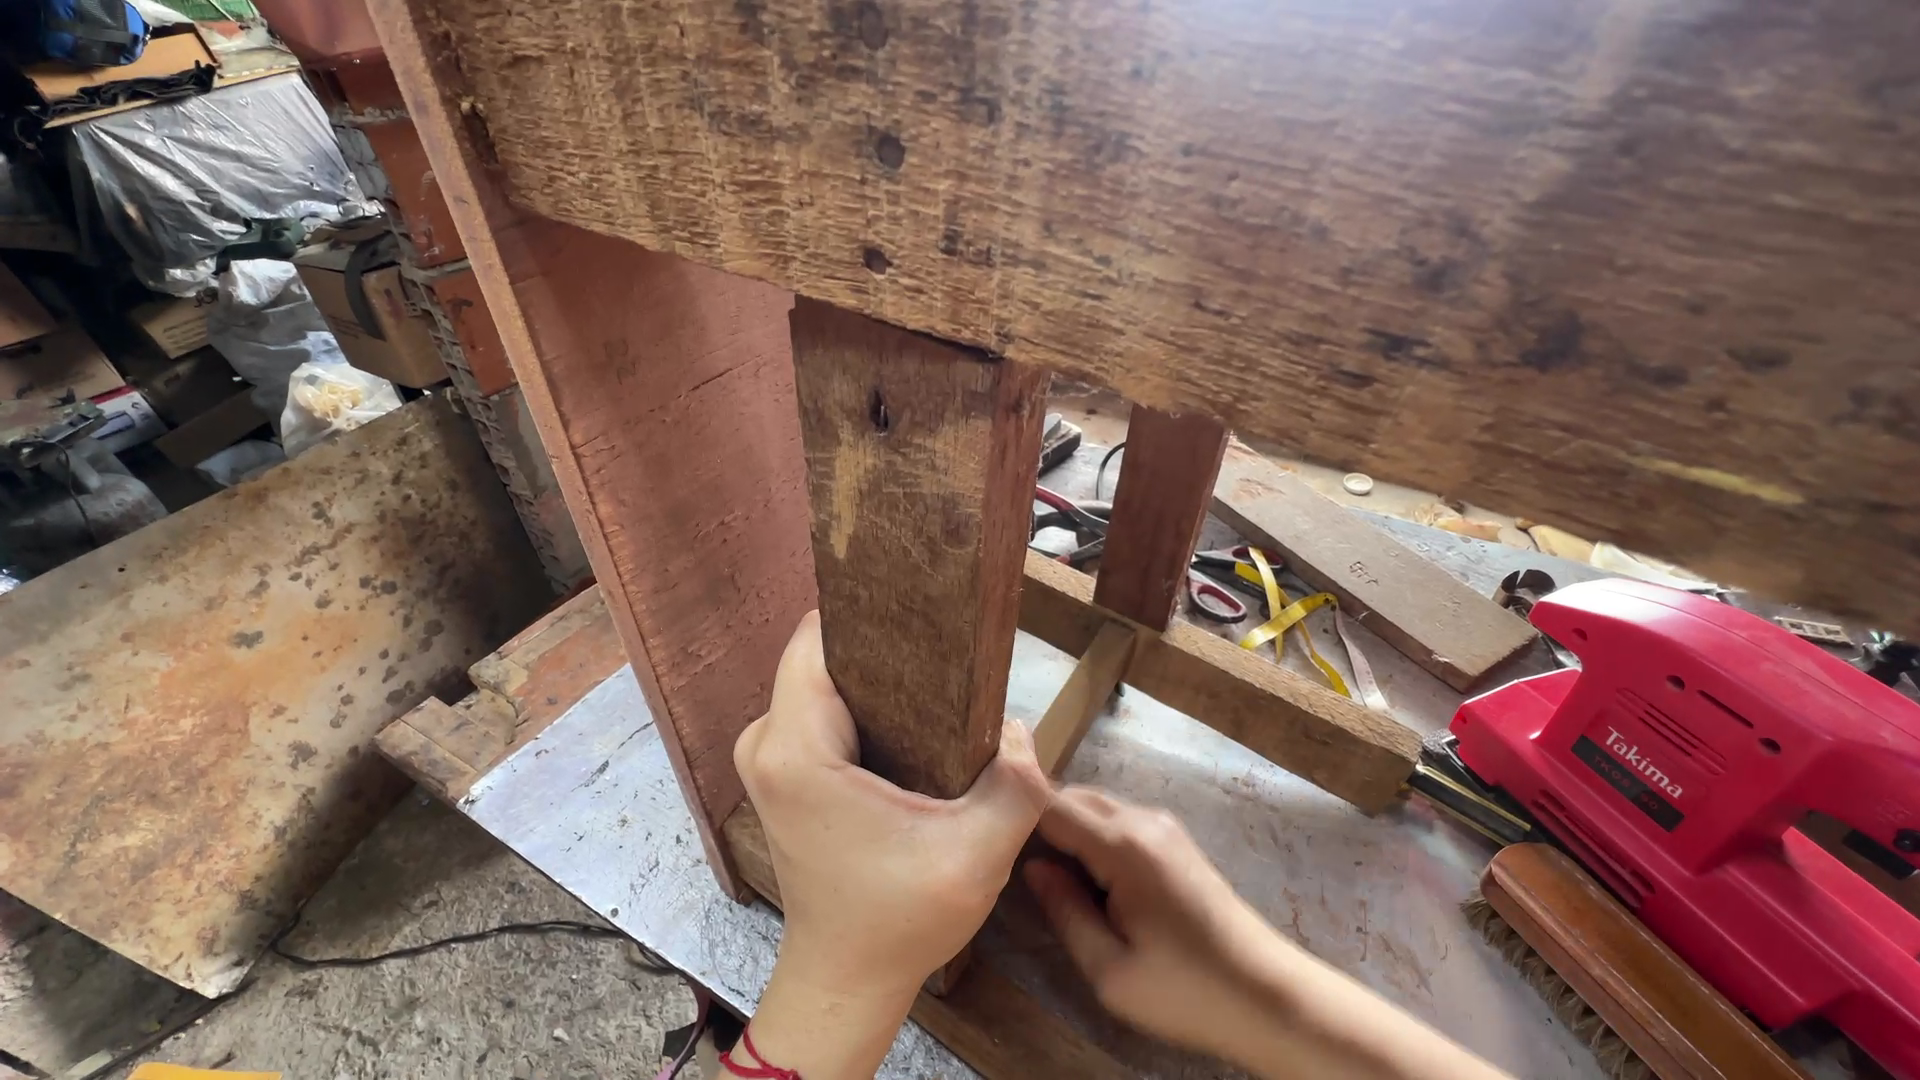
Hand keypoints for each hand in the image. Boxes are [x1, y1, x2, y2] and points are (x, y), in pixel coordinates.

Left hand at [735, 610, 1049, 994]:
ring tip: (938, 687)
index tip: (928, 613)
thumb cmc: (900, 920)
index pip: (818, 637)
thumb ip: (1015, 785)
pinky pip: (819, 706)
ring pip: (824, 678)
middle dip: (887, 647)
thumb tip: (1022, 729)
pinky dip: (864, 703)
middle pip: (824, 654)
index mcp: (797, 748)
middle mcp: (768, 740)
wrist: (845, 979)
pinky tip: (911, 718)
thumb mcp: (976, 856)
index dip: (872, 615)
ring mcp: (769, 755)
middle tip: (950, 658)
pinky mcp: (783, 770)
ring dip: (879, 677)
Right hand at [1026, 787, 1511, 1079]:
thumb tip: (1033, 867)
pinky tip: (1080, 871)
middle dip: (1037, 816)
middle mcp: (1142, 820)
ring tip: (1036, 862)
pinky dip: (1090, 833)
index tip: (983, 822)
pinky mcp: (1174, 840)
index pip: (1051, 804)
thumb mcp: (1109, 969)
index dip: (1014, 809)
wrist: (1270, 995)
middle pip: (1072, 797)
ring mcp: (1162, 826)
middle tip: (1001, 847)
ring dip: (1065, 825)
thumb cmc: (1185, 989)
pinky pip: (1117, 820)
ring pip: (1095, 806)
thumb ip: (1064, 911)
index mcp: (1122, 845)